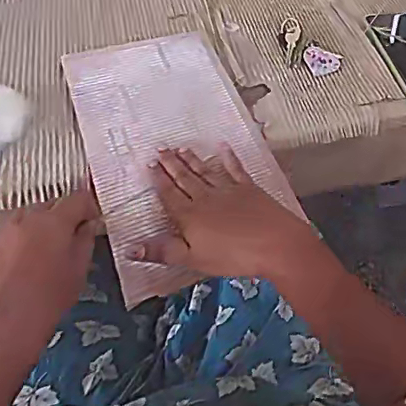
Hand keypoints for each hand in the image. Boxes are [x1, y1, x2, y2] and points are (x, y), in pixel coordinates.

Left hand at [0, 188, 101, 360]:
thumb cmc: (45, 306)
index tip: (91, 219)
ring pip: (21, 226)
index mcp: (52, 223)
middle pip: (46, 208)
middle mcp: (21, 221)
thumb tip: (86, 227)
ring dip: (33, 235)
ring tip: (39, 263)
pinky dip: (11, 252)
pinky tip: (14, 278)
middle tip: (66, 244)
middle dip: (58, 221)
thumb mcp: (77, 275)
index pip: (76, 199)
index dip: (87, 207)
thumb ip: (84, 242)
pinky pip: (1, 245)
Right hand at [134, 147, 329, 282]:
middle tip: (160, 148)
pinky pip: (234, 169)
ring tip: (181, 148)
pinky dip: (228, 157)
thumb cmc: (232, 256)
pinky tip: (223, 147)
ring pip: (205, 171)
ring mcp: (229, 190)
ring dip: (192, 159)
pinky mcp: (249, 188)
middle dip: (171, 164)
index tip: (149, 164)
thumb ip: (163, 251)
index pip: (169, 194)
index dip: (158, 180)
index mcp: (190, 215)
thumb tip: (129, 248)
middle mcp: (206, 197)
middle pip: (185, 178)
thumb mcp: (193, 259)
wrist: (275, 243)